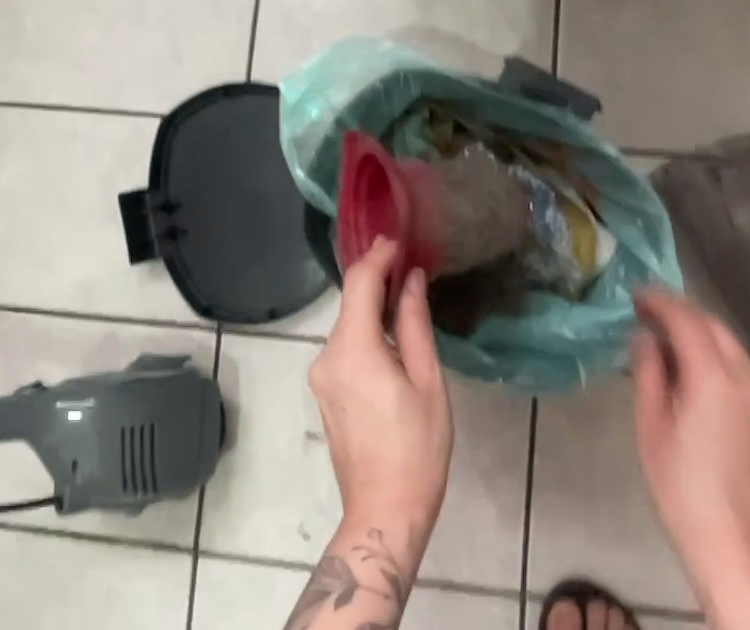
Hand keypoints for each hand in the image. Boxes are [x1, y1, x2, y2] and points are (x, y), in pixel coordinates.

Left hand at [310, 238, 453, 557]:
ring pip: (347, 324)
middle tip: (409, 261)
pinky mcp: (325, 390)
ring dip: (373, 305)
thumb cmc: (417, 447)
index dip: (378, 257)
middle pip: (350, 303)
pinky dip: (366, 330)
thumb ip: (414, 324)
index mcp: (353, 350)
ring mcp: (321, 376)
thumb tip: (411, 279)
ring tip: (407, 293)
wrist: (384, 510)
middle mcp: (327, 356)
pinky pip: (345, 346)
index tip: (399, 239)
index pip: (359, 284)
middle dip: (377, 278)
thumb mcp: (427, 381)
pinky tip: (391, 331)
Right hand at [630, 289, 749, 627]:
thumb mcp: (651, 428)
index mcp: (713, 376)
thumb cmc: (682, 488)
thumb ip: (648, 374)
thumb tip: (643, 338)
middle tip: (645, 312)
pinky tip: (690, 367)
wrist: (738, 543)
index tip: (633, 294)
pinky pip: (739, 365)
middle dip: (679, 312)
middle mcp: (745, 376)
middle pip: (712, 325)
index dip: (658, 301)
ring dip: (698, 331)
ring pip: (729, 343)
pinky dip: (713, 353)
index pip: (686, 319)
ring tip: (663, 337)